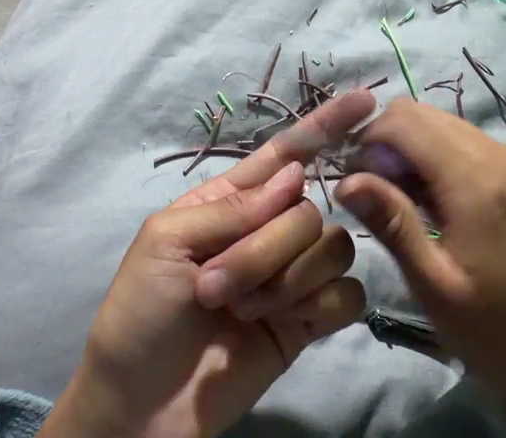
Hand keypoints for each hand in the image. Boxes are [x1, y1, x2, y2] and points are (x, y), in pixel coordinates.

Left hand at [42, 89, 376, 437]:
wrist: (144, 406)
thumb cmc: (140, 313)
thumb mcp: (166, 241)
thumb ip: (233, 207)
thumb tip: (295, 176)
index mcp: (230, 201)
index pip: (284, 155)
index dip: (323, 127)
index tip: (365, 100)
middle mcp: (267, 230)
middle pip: (307, 209)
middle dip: (264, 249)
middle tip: (216, 288)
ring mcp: (292, 276)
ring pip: (333, 247)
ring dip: (285, 280)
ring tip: (240, 311)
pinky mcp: (310, 322)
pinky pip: (348, 295)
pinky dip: (319, 306)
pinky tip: (288, 323)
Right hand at [335, 99, 505, 437]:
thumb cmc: (497, 332)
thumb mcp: (435, 286)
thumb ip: (392, 224)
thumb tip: (344, 180)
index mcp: (477, 181)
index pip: (404, 121)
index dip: (367, 141)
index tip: (354, 184)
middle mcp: (498, 155)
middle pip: (421, 114)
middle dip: (385, 142)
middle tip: (373, 194)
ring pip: (441, 123)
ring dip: (409, 149)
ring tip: (401, 202)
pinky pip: (463, 141)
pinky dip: (435, 157)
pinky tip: (432, 203)